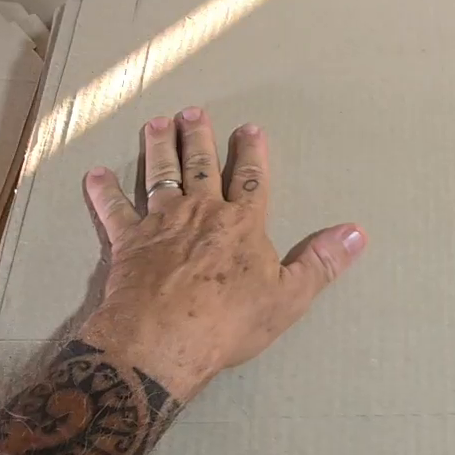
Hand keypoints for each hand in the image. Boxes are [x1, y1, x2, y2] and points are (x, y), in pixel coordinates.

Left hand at [78, 106, 365, 399]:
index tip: (250, 128)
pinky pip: (113, 211)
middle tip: (193, 112)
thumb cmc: (229, 321)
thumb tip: (358, 232)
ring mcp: (160, 224)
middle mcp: (201, 213)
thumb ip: (322, 262)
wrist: (162, 342)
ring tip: (156, 124)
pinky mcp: (127, 243)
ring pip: (160, 176)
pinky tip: (95, 175)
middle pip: (200, 166)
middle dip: (199, 137)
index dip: (252, 154)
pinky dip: (104, 193)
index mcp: (241, 224)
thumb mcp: (289, 296)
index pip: (250, 179)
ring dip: (158, 148)